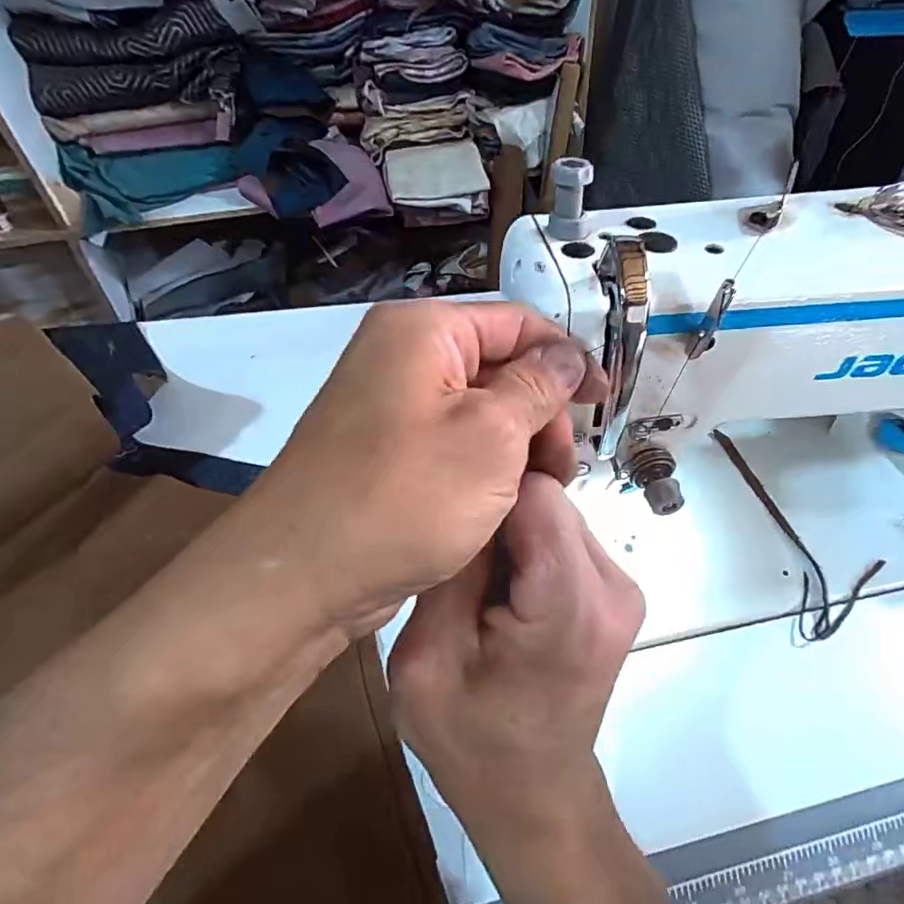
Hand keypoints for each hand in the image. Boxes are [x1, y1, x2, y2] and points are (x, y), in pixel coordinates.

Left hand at [245, 300, 605, 639]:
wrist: (299, 581)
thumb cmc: (404, 496)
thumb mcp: (492, 435)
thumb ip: (540, 385)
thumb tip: (569, 356)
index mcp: (425, 332)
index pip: (520, 323)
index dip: (568, 357)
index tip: (604, 400)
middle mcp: (406, 357)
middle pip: (504, 367)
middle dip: (544, 413)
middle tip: (562, 469)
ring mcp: (395, 406)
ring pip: (486, 410)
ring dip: (522, 445)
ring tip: (537, 492)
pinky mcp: (392, 449)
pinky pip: (458, 441)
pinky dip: (490, 465)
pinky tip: (506, 501)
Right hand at [390, 474, 673, 903]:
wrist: (535, 790)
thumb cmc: (472, 740)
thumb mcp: (427, 660)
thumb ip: (454, 570)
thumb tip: (470, 496)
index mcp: (570, 606)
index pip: (539, 496)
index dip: (490, 495)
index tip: (453, 521)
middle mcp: (615, 586)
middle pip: (553, 502)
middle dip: (504, 519)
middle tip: (464, 564)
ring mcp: (626, 587)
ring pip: (562, 516)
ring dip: (520, 536)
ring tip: (486, 587)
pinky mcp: (623, 591)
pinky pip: (571, 540)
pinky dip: (538, 551)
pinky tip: (513, 594)